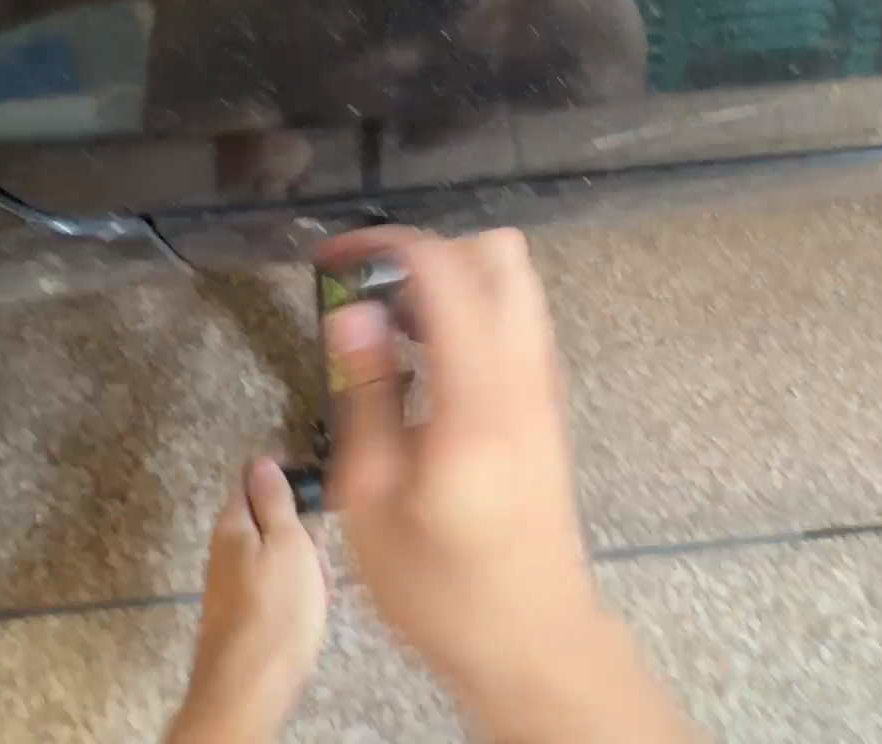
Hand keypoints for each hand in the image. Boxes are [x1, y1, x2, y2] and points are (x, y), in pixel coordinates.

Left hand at [170, 459, 329, 743]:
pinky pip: (278, 584)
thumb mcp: (287, 540)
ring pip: (280, 554)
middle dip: (302, 529)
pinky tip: (309, 608)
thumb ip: (275, 499)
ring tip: (318, 584)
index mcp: (233, 523)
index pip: (255, 479)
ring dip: (305, 562)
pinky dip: (298, 590)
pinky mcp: (246, 612)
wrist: (249, 689)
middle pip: (271, 518)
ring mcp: (235, 583)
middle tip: (318, 550)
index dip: (288, 479)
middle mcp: (227, 548)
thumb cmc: (276, 608)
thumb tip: (262, 460)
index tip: (315, 493)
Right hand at [315, 228, 604, 704]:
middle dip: (428, 255)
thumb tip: (352, 315)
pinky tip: (428, 361)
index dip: (383, 245)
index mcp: (477, 391)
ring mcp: (544, 382)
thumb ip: (366, 392)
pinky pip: (515, 320)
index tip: (336, 257)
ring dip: (451, 282)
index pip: (443, 268)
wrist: (534, 636)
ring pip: (511, 281)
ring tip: (394, 328)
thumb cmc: (443, 585)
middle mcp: (524, 371)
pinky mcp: (546, 400)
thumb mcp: (374, 498)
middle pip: (496, 254)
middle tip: (376, 295)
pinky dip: (472, 312)